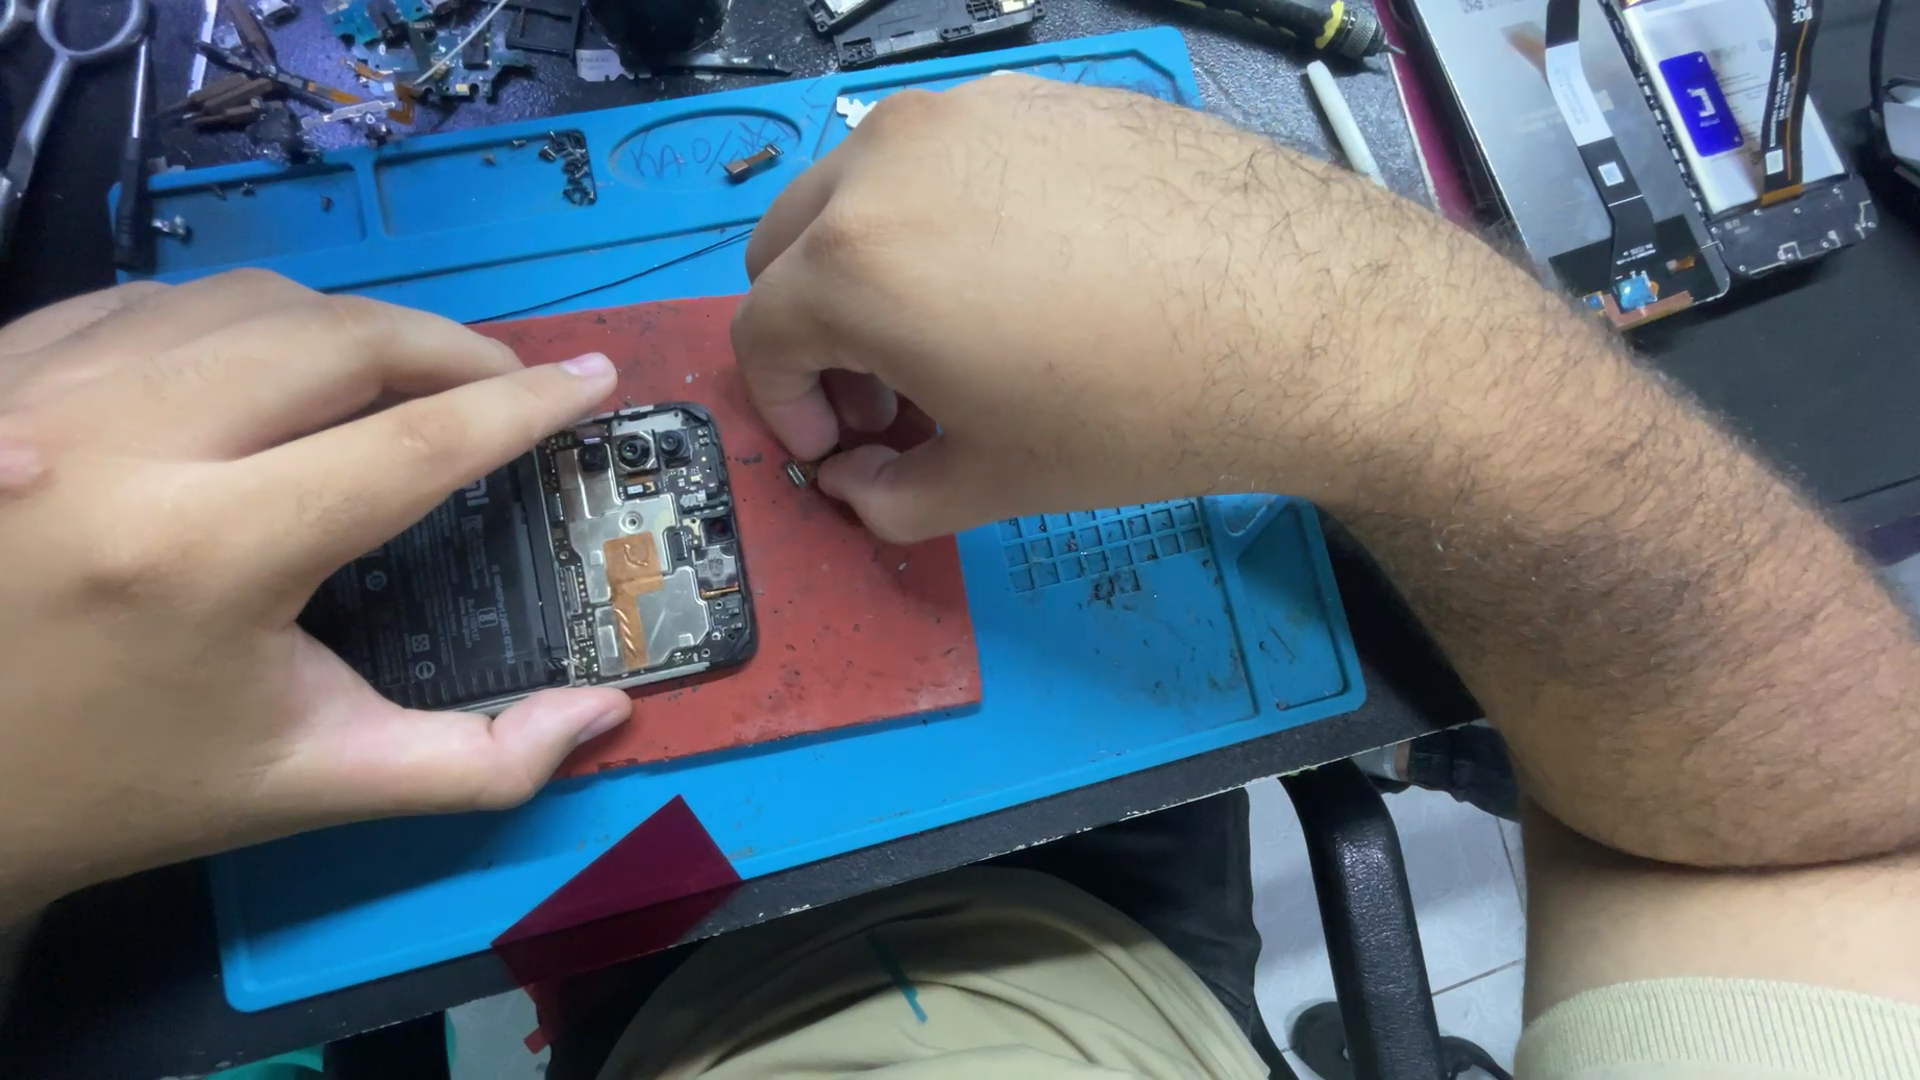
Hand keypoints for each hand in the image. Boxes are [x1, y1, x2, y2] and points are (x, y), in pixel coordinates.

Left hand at [0, 271, 631, 915]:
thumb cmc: (125, 784)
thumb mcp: (320, 783)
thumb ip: (483, 762)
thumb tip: (607, 714)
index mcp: (205, 553)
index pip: (416, 443)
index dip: (525, 405)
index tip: (595, 377)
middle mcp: (109, 444)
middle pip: (343, 340)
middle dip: (459, 349)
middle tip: (516, 383)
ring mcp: (29, 390)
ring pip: (256, 302)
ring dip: (369, 330)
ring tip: (419, 377)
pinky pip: (167, 302)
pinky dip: (267, 323)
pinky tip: (295, 371)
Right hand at [731, 76, 1528, 540]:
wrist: (1301, 322)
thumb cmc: (1126, 419)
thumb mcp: (987, 484)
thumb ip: (886, 498)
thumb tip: (849, 479)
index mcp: (853, 264)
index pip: (758, 336)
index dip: (786, 406)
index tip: (841, 446)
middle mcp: (886, 162)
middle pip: (787, 254)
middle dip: (816, 338)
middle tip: (889, 399)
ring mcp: (964, 112)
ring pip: (854, 196)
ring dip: (866, 276)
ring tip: (950, 339)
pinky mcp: (1034, 95)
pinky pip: (938, 164)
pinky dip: (934, 226)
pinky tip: (1017, 278)